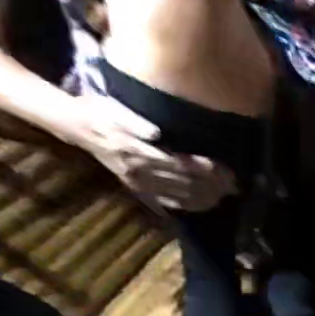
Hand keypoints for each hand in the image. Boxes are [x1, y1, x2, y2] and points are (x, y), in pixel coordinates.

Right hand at [66, 94, 235, 211]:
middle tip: (236, 183)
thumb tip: (157, 132)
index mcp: (135, 151)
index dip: (207, 169)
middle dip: (215, 184)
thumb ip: (136, 123)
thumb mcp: (115, 110)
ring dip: (210, 196)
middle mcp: (140, 172)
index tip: (227, 169)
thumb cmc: (102, 114)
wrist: (78, 128)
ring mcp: (141, 185)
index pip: (181, 165)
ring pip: (183, 196)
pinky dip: (195, 206)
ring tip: (229, 192)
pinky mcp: (141, 192)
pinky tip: (211, 203)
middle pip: (187, 183)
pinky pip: (173, 204)